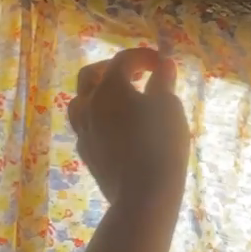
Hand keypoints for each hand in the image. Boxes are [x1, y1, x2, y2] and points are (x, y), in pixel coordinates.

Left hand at [66, 48, 189, 208]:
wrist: (143, 195)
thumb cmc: (160, 144)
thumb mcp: (169, 107)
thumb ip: (163, 83)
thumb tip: (163, 66)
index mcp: (110, 88)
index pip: (123, 60)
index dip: (143, 56)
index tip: (161, 64)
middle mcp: (90, 105)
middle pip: (91, 75)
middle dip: (112, 69)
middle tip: (135, 74)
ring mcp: (83, 130)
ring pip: (81, 102)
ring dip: (98, 94)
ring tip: (120, 100)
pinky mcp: (85, 153)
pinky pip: (86, 126)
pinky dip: (99, 118)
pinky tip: (117, 127)